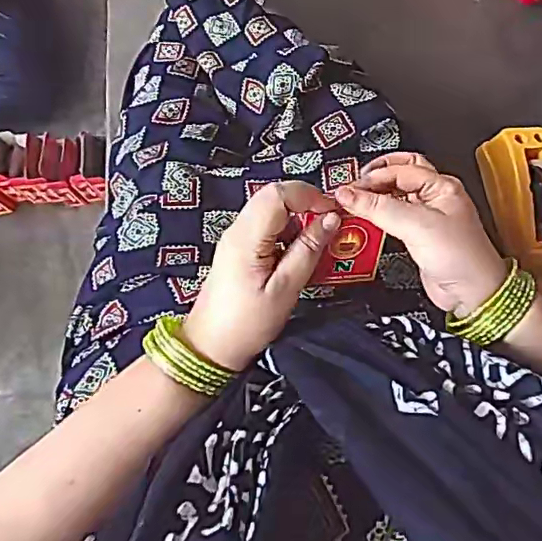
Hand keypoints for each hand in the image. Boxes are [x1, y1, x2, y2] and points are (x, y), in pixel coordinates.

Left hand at [183, 181, 340, 371]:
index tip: (332, 212)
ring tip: (316, 243)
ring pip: (271, 209)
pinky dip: (287, 231)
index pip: (278, 193)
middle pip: (274, 195)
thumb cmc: (246, 323)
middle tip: (329, 224)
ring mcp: (236, 237)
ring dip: (297, 218)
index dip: (309, 195)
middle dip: (306, 203)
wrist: (209, 347)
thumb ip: (308, 251)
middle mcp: (238, 229)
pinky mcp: (239, 247)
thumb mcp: (285, 290)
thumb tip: (331, 219)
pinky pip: (266, 225)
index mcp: (247, 237)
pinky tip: (297, 254)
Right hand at [332, 152, 509, 317]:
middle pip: (399, 174)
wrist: (473, 294)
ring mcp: (427, 216)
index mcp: (441, 185)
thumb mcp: (417, 225)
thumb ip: (380, 208)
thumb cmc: (462, 258)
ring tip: (354, 201)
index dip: (373, 177)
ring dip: (375, 195)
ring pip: (395, 195)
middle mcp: (434, 197)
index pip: (400, 169)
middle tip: (352, 185)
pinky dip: (378, 214)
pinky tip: (366, 218)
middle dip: (374, 176)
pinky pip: (394, 216)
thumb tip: (349, 194)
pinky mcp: (419, 235)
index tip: (349, 189)